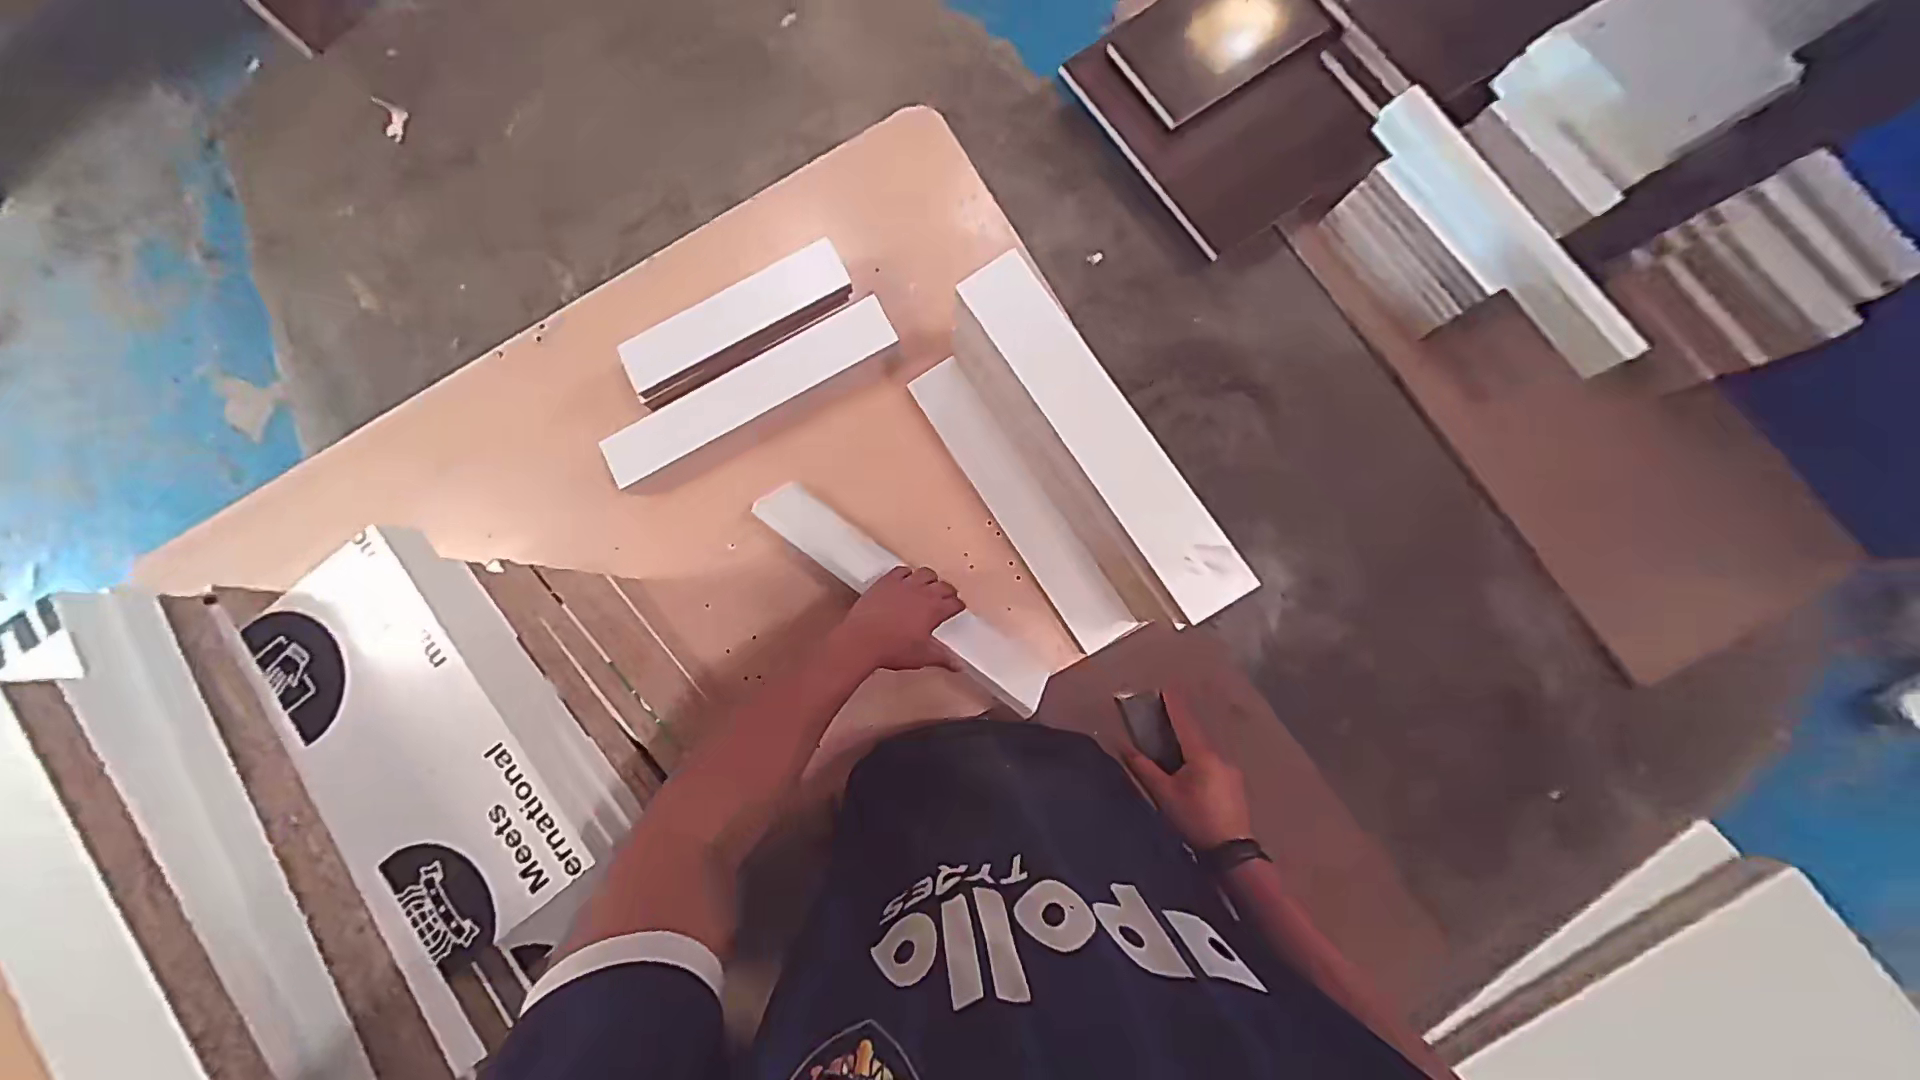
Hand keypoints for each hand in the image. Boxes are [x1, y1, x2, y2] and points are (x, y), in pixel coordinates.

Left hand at [831, 566, 962, 672]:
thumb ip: (943, 658)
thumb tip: (957, 665)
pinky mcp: (887, 581)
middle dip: (948, 591)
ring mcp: (904, 584)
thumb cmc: (891, 648)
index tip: (956, 608)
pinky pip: (902, 570)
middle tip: (946, 598)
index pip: (955, 603)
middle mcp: (922, 592)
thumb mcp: (923, 656)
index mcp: (934, 609)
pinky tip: (905, 579)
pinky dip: (906, 573)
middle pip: (943, 585)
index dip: (957, 606)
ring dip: (930, 578)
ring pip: (925, 572)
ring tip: (928, 585)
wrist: (862, 640)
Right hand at [1120, 691, 1251, 850]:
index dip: (1173, 705)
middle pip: (1195, 734)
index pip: (1184, 722)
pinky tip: (1191, 772)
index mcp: (1202, 755)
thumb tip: (1123, 746)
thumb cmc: (1194, 819)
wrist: (1232, 853)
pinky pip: (1213, 763)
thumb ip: (1143, 767)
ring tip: (1173, 748)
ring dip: (1189, 745)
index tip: (1165, 689)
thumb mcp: (1164, 794)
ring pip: (1205, 750)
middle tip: (1163, 718)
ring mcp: (1230, 771)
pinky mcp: (1235, 785)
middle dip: (1179, 725)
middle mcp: (1220, 757)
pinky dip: (1199, 759)